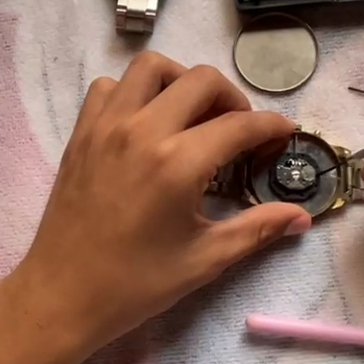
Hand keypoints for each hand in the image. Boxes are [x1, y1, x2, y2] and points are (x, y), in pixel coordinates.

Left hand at [0, 53, 310, 363]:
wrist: (61, 295)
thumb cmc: (135, 283)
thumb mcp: (204, 259)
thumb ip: (257, 229)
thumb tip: (301, 217)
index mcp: (177, 163)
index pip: (239, 124)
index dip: (272, 126)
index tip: (284, 134)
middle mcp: (142, 131)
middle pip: (201, 79)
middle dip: (232, 97)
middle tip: (238, 130)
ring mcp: (105, 126)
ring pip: (150, 68)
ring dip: (181, 81)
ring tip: (191, 116)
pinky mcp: (80, 133)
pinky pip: (108, 87)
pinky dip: (133, 92)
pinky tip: (145, 123)